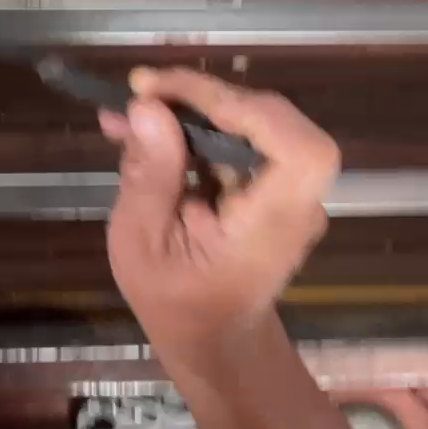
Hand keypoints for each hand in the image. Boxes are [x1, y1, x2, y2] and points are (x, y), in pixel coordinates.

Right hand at [99, 68, 339, 374]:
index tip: (172, 96)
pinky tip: (142, 131)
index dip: (242, 107)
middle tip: (139, 90)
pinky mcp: (265, 184)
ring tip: (128, 112)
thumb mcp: (141, 243)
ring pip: (251, 121)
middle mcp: (293, 200)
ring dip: (190, 107)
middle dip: (203, 96)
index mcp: (271, 222)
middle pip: (272, 120)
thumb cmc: (174, 303)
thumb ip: (149, 176)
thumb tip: (146, 107)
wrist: (212, 338)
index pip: (298, 149)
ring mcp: (284, 189)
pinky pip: (236, 138)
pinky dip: (191, 126)